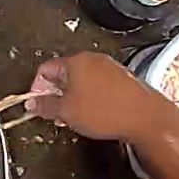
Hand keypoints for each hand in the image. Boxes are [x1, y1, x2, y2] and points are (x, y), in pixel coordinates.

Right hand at [26, 52, 172, 141]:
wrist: (146, 119)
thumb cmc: (105, 112)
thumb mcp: (66, 112)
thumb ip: (45, 106)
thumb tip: (32, 103)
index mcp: (75, 62)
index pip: (45, 69)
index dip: (37, 88)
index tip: (37, 105)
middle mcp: (93, 59)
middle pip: (64, 73)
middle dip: (55, 94)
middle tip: (55, 113)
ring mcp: (110, 68)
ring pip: (82, 80)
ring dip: (73, 97)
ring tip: (75, 117)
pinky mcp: (123, 79)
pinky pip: (98, 84)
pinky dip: (91, 97)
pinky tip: (94, 114)